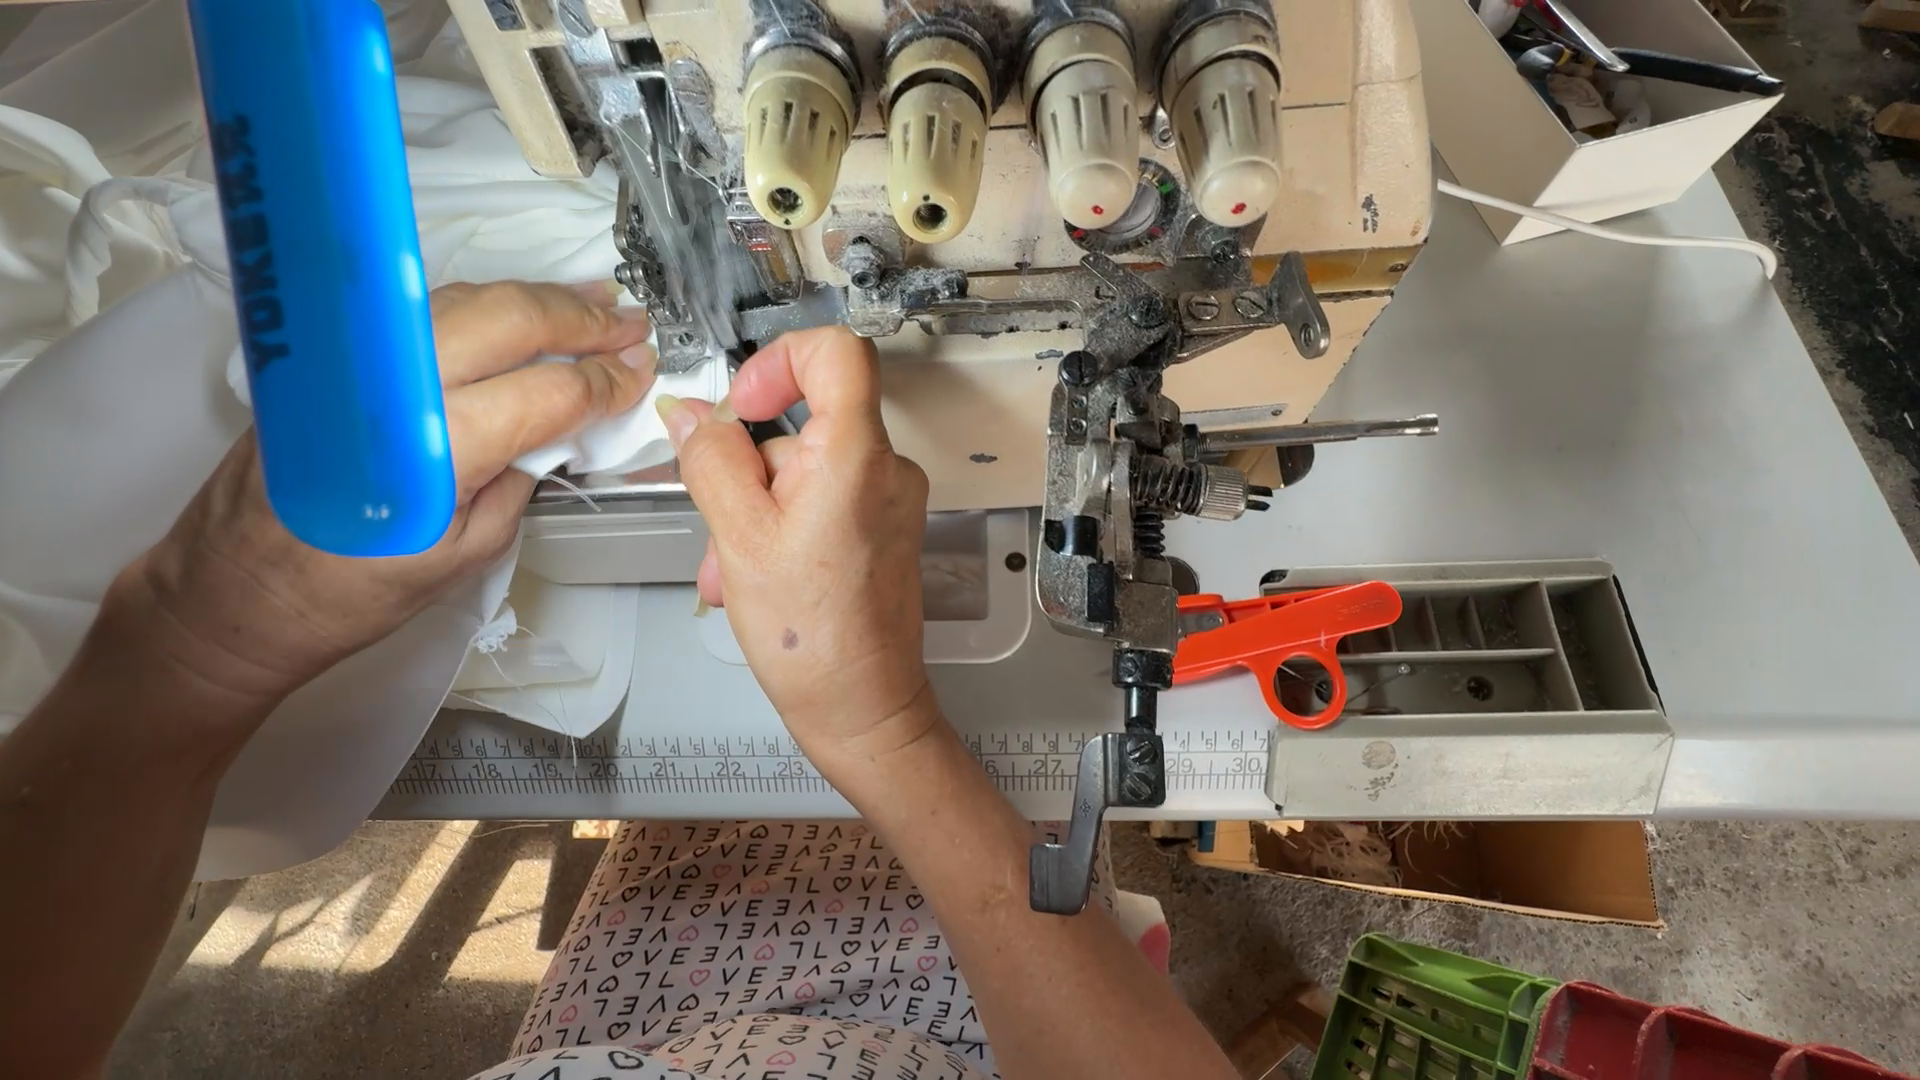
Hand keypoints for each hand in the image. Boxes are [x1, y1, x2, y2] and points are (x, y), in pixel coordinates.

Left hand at [107, 281, 654, 714]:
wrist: (237, 587)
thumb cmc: (364, 590)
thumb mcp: (473, 548)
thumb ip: (524, 473)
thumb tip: (569, 422)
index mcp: (435, 448)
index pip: (549, 392)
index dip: (607, 381)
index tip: (645, 373)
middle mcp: (394, 385)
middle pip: (511, 321)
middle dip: (585, 320)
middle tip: (635, 323)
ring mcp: (357, 359)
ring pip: (470, 299)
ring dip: (542, 300)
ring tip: (598, 304)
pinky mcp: (337, 354)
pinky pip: (429, 310)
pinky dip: (489, 304)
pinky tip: (526, 309)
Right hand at [661, 327, 935, 770]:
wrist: (862, 707)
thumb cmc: (811, 639)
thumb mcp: (738, 538)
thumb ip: (711, 460)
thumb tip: (693, 412)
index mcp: (857, 456)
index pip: (837, 352)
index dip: (781, 360)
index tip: (745, 402)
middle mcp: (887, 469)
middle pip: (804, 425)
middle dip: (748, 472)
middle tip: (722, 526)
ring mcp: (890, 500)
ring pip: (804, 472)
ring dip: (757, 513)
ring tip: (731, 571)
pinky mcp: (884, 527)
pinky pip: (825, 501)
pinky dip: (785, 527)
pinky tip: (757, 576)